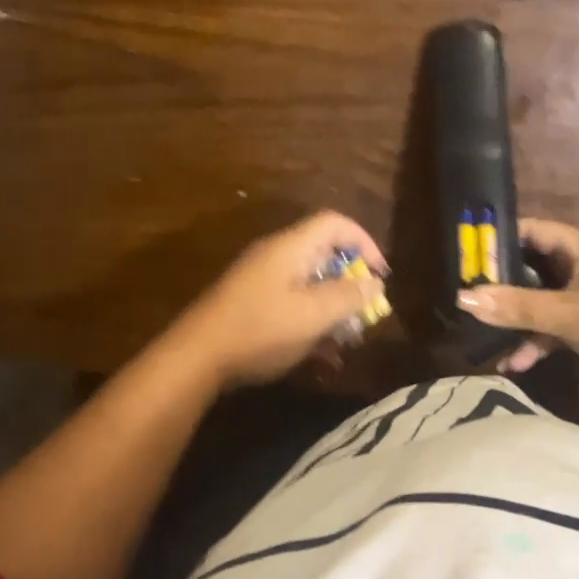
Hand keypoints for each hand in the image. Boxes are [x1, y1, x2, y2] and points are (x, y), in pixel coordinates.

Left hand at [164, 211, 387, 387]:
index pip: (335, 223)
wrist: (197, 355)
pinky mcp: (252, 303)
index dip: (364, 241)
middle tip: (366, 314)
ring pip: (309, 281)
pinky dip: (311, 320)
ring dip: (332, 307)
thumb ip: (347, 296)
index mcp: (291, 247)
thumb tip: (375, 281)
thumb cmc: (260, 330)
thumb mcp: (312, 315)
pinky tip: (320, 355)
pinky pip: (292, 301)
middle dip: (350, 282)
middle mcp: (276, 255)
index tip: (380, 274)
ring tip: (346, 340)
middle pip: (324, 253)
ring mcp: (261, 279)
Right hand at [456, 219, 578, 408]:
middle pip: (531, 266)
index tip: (462, 253)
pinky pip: (554, 326)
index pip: (531, 230)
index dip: (497, 238)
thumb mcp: (571, 318)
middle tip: (462, 294)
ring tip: (479, 335)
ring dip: (515, 319)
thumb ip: (517, 307)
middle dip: (499, 284)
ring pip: (540, 300)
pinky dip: (535, 341)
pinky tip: (512, 364)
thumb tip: (462, 297)